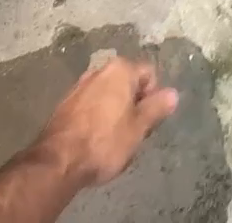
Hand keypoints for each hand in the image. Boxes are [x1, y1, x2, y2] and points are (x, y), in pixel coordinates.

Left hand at [35, 57, 179, 187]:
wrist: (58, 161)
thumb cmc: (105, 142)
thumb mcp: (138, 128)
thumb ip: (157, 108)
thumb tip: (173, 93)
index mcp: (121, 69)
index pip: (149, 74)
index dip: (153, 97)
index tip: (147, 121)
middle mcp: (99, 70)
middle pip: (127, 83)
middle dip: (133, 104)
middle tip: (132, 132)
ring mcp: (79, 85)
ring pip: (108, 94)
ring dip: (114, 111)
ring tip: (112, 139)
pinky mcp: (65, 103)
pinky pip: (90, 105)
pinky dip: (96, 117)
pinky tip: (93, 140)